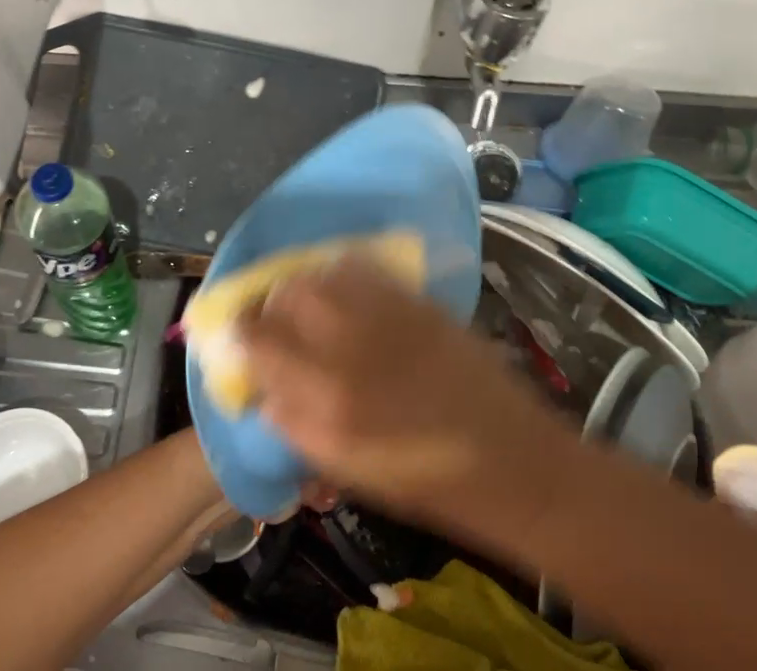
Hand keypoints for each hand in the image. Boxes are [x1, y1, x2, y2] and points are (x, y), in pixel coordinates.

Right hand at [239, 254, 568, 527]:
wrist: (518, 466)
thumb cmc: (428, 484)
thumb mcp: (350, 471)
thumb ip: (299, 426)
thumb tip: (267, 393)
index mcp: (327, 397)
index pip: (260, 341)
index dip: (241, 332)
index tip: (238, 334)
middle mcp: (352, 346)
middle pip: (288, 294)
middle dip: (271, 300)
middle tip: (274, 315)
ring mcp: (389, 318)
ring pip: (325, 274)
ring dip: (306, 282)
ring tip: (309, 299)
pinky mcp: (421, 304)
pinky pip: (368, 271)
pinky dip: (345, 272)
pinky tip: (347, 287)